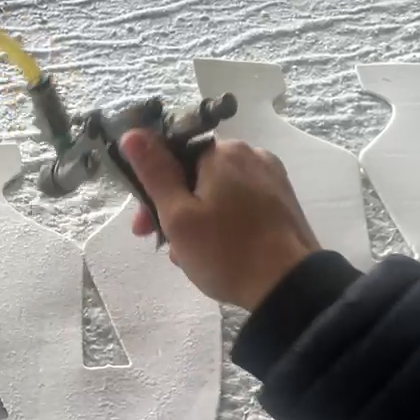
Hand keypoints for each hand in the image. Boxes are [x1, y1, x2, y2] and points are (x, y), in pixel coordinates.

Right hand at [121, 129, 320, 310]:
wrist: (287, 284)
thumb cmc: (225, 252)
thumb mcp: (178, 216)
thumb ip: (155, 173)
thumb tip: (132, 134)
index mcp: (222, 153)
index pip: (174, 156)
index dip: (152, 188)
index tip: (142, 225)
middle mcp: (250, 154)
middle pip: (196, 174)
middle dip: (173, 207)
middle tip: (163, 245)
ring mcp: (271, 177)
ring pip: (217, 191)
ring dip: (196, 217)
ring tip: (190, 255)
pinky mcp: (282, 200)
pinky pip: (240, 202)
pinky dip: (222, 220)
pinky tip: (217, 248)